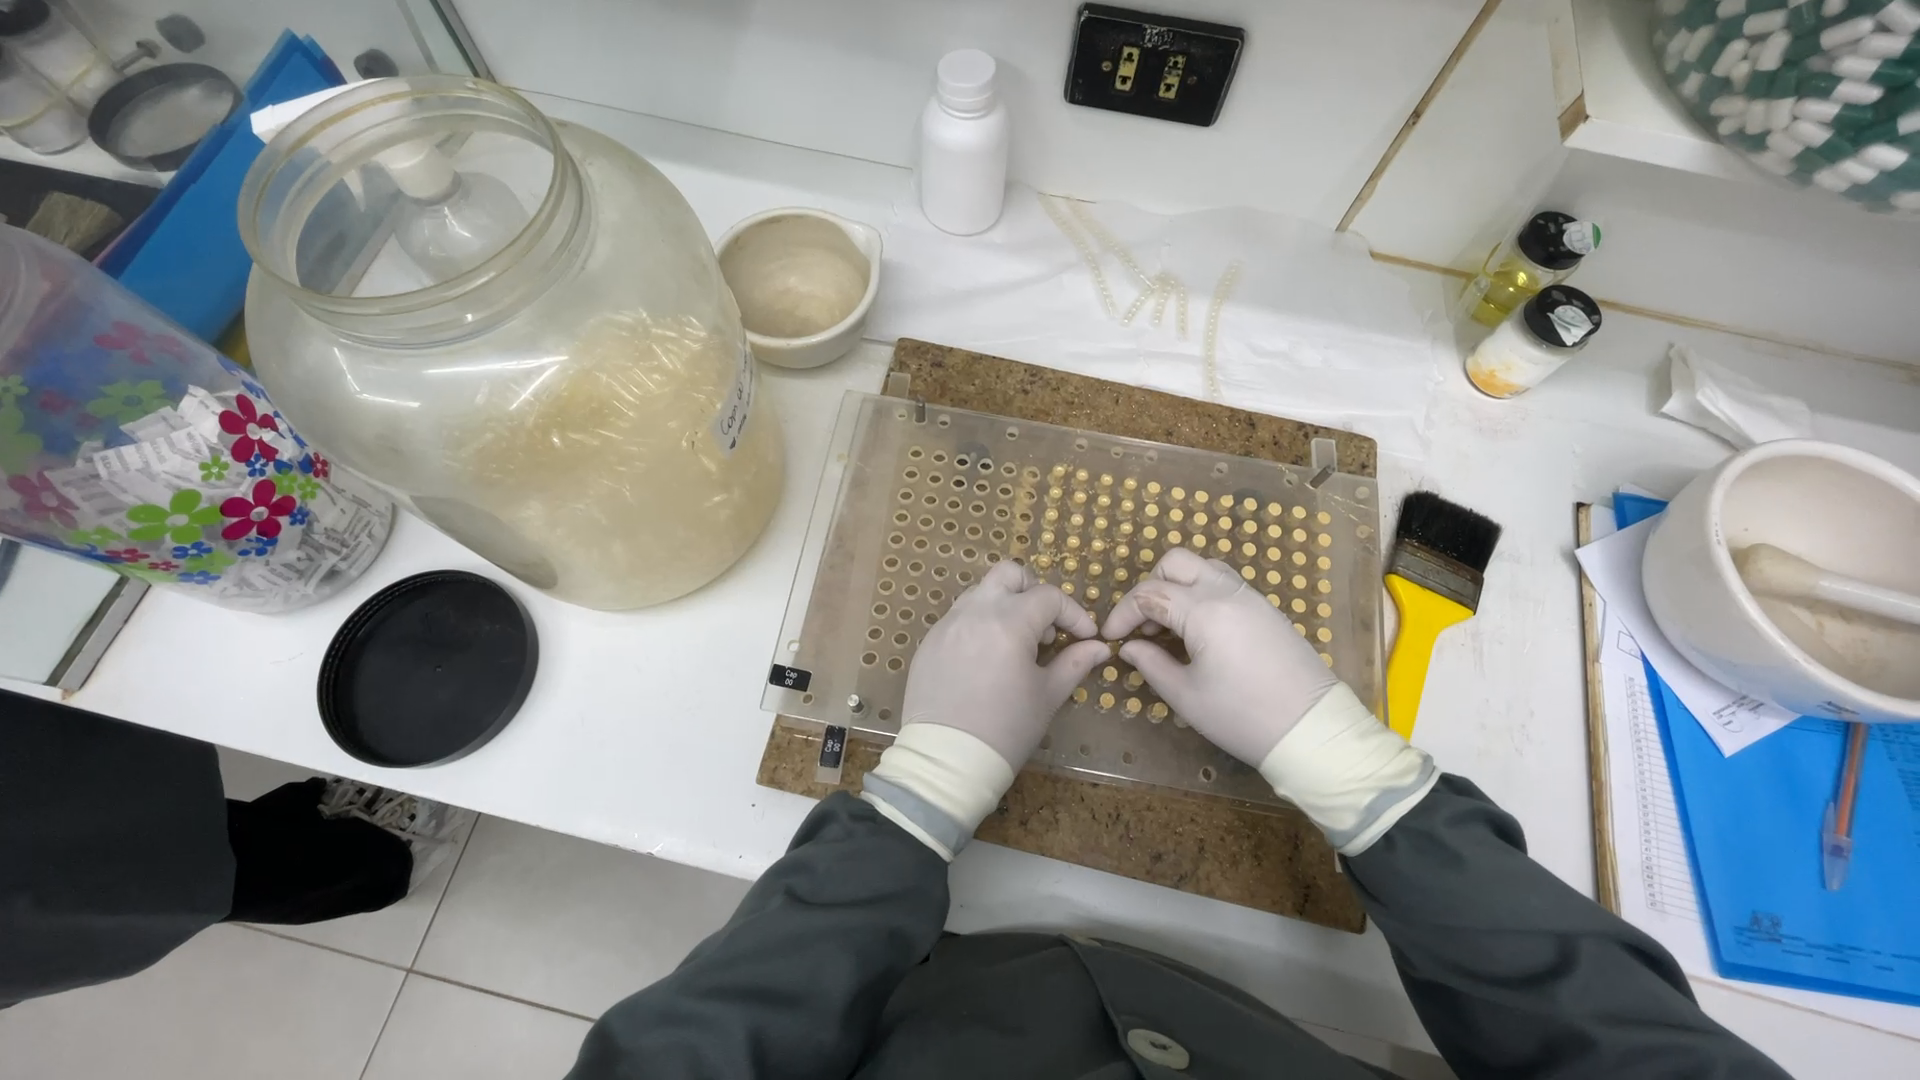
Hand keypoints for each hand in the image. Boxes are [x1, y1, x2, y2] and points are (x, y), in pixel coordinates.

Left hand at [901, 559, 1111, 765]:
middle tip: (1045, 625)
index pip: (1049, 597)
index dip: (1074, 614)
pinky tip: (988, 658)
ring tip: (1016, 642)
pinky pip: (959, 617)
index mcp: (1009, 622)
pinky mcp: (929, 642)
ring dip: (1004, 604)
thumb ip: (1074, 662)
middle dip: (1033, 590)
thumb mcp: (1047, 695)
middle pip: (1009, 573)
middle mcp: (975, 611)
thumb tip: (1098, 647)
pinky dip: (980, 624)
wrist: (947, 759)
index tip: (1085, 637)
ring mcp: (947, 624)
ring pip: (981, 591)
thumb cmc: (1006, 728)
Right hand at [1100, 547, 1336, 765]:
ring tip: (1168, 626)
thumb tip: (1128, 647)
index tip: (1110, 638)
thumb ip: (1150, 663)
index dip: (1122, 613)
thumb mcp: (1186, 696)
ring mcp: (1251, 597)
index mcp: (1205, 611)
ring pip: (1202, 567)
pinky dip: (1200, 594)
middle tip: (1142, 625)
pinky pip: (1224, 584)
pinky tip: (1196, 631)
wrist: (1311, 730)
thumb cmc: (1242, 716)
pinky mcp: (1266, 610)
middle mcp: (1227, 592)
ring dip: (1176, 586)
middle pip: (1176, 562)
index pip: (1149, 594)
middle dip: (1149, 587)